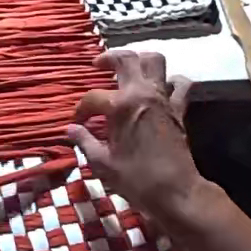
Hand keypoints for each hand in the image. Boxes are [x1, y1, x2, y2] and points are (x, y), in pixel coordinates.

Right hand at [66, 50, 206, 215]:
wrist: (175, 192)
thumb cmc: (135, 178)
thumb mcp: (102, 163)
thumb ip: (84, 141)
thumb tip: (70, 129)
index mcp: (120, 106)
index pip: (92, 98)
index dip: (81, 110)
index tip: (77, 123)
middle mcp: (142, 94)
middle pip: (126, 59)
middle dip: (109, 58)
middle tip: (98, 65)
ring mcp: (163, 98)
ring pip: (155, 61)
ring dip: (140, 60)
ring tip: (129, 69)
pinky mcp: (178, 109)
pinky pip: (180, 84)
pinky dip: (171, 81)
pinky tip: (161, 87)